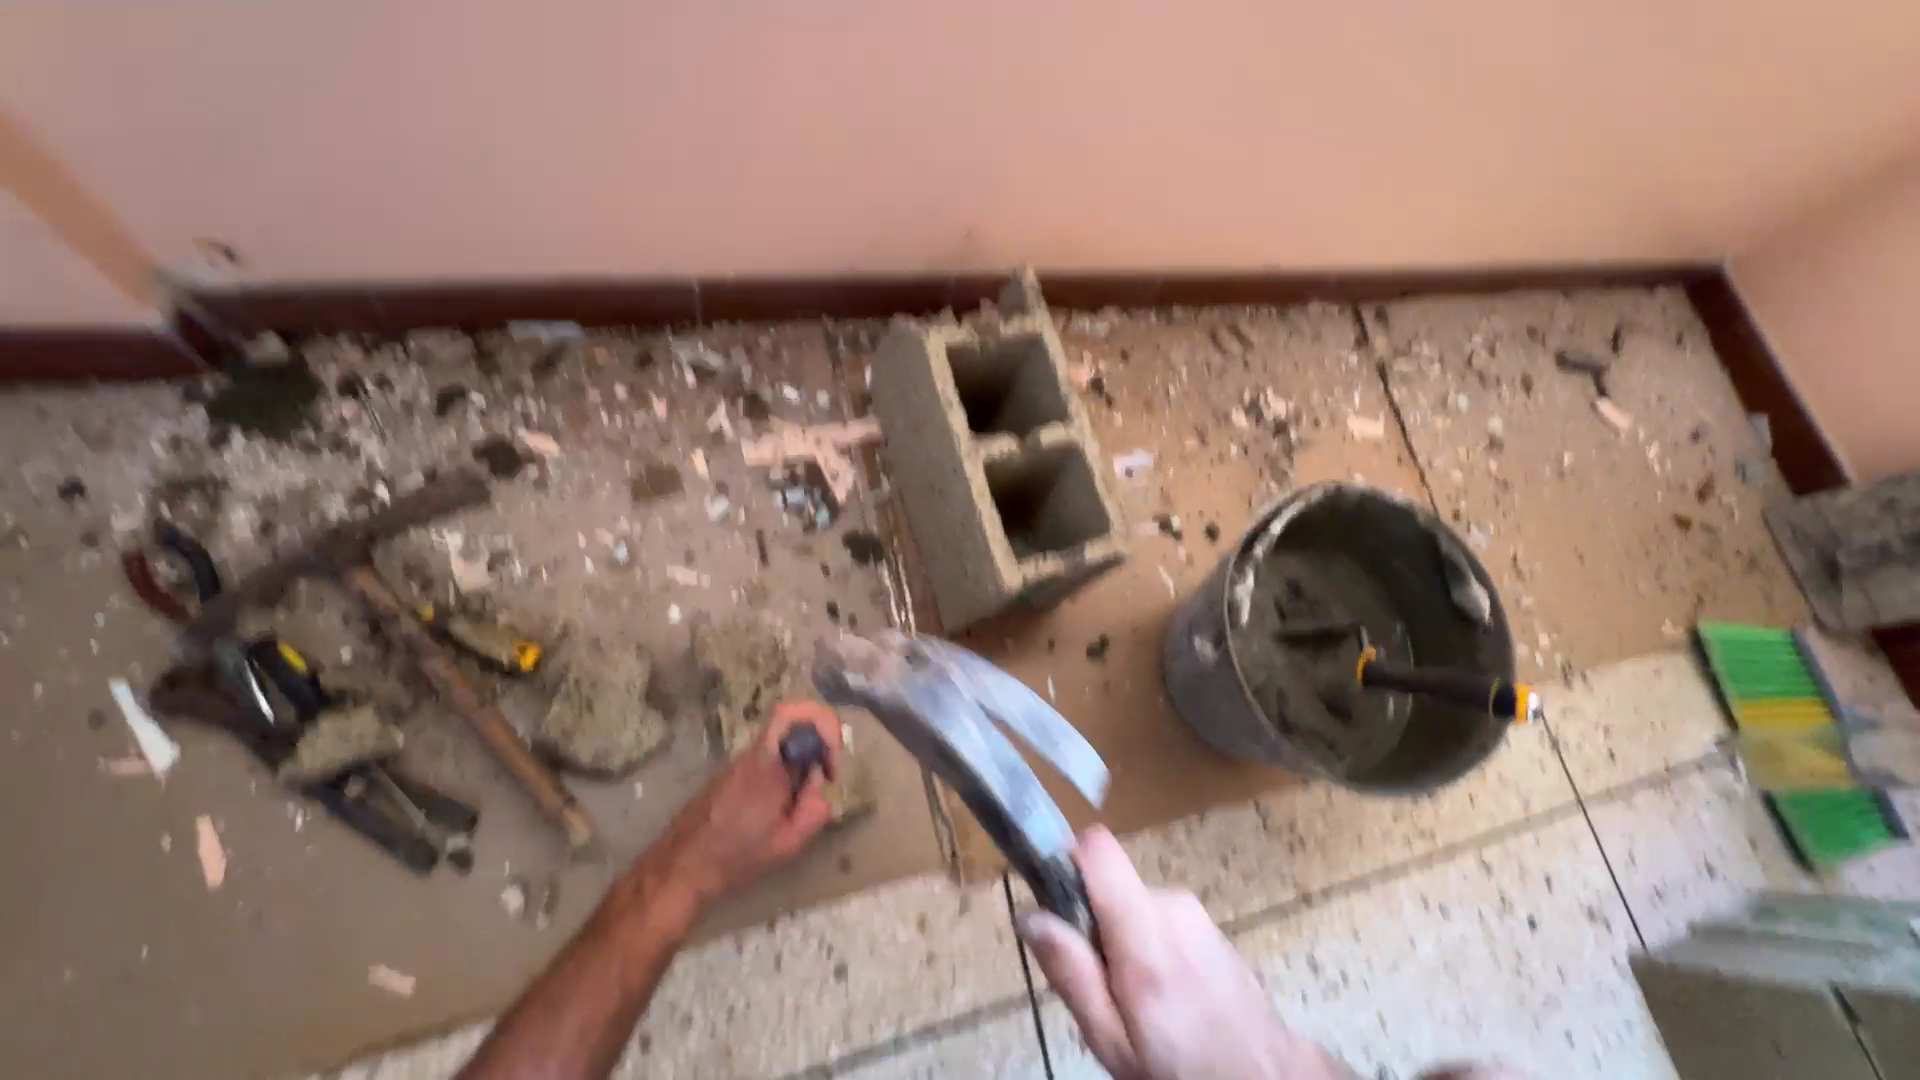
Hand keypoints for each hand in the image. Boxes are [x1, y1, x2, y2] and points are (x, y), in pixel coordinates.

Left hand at [651, 702, 842, 904]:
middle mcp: (751, 755)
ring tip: (795, 807)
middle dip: (817, 747)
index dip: (823, 724)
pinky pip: (767, 760)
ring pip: (780, 745)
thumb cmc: (734, 858)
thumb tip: (819, 792)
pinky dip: (782, 776)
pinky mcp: (729, 775)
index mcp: (767, 765)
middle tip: (823, 778)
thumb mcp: (787, 844)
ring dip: (799, 765)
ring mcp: (737, 763)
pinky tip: (774, 813)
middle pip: (792, 725)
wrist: (680, 867)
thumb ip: (814, 812)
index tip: (828, 765)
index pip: (793, 714)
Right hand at [1019, 827, 1356, 1079]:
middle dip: (1094, 924)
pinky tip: (1166, 997)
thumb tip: (1028, 914)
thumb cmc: (1181, 1068)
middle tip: (1101, 985)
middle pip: (1110, 886)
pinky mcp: (1211, 926)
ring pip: (1134, 906)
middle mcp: (1172, 906)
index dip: (1068, 862)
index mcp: (1144, 929)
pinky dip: (1151, 947)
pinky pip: (1161, 920)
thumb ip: (1071, 972)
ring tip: (1136, 1000)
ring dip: (1123, 940)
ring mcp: (1196, 914)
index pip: (1097, 848)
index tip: (1056, 903)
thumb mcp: (1111, 1039)